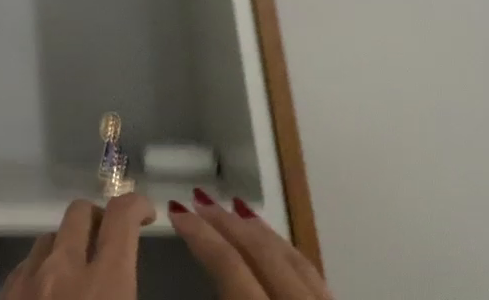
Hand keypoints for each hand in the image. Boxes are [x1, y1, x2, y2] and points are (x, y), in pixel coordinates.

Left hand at [0, 194, 154, 299]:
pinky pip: (27, 265)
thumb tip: (123, 276)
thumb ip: (127, 289)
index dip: (136, 205)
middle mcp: (63, 268)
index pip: (121, 217)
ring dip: (67, 247)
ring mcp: (28, 277)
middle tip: (109, 243)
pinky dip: (42, 271)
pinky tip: (49, 296)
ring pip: (50, 238)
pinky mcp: (4, 290)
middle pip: (81, 212)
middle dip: (98, 219)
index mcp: (105, 283)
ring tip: (77, 277)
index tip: (145, 213)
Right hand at [168, 190, 334, 298]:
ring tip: (235, 208)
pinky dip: (288, 251)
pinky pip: (313, 273)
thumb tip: (197, 257)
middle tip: (199, 198)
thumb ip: (218, 293)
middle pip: (261, 251)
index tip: (176, 208)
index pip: (229, 263)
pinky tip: (276, 244)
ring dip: (260, 229)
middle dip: (227, 222)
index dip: (199, 233)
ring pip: (292, 257)